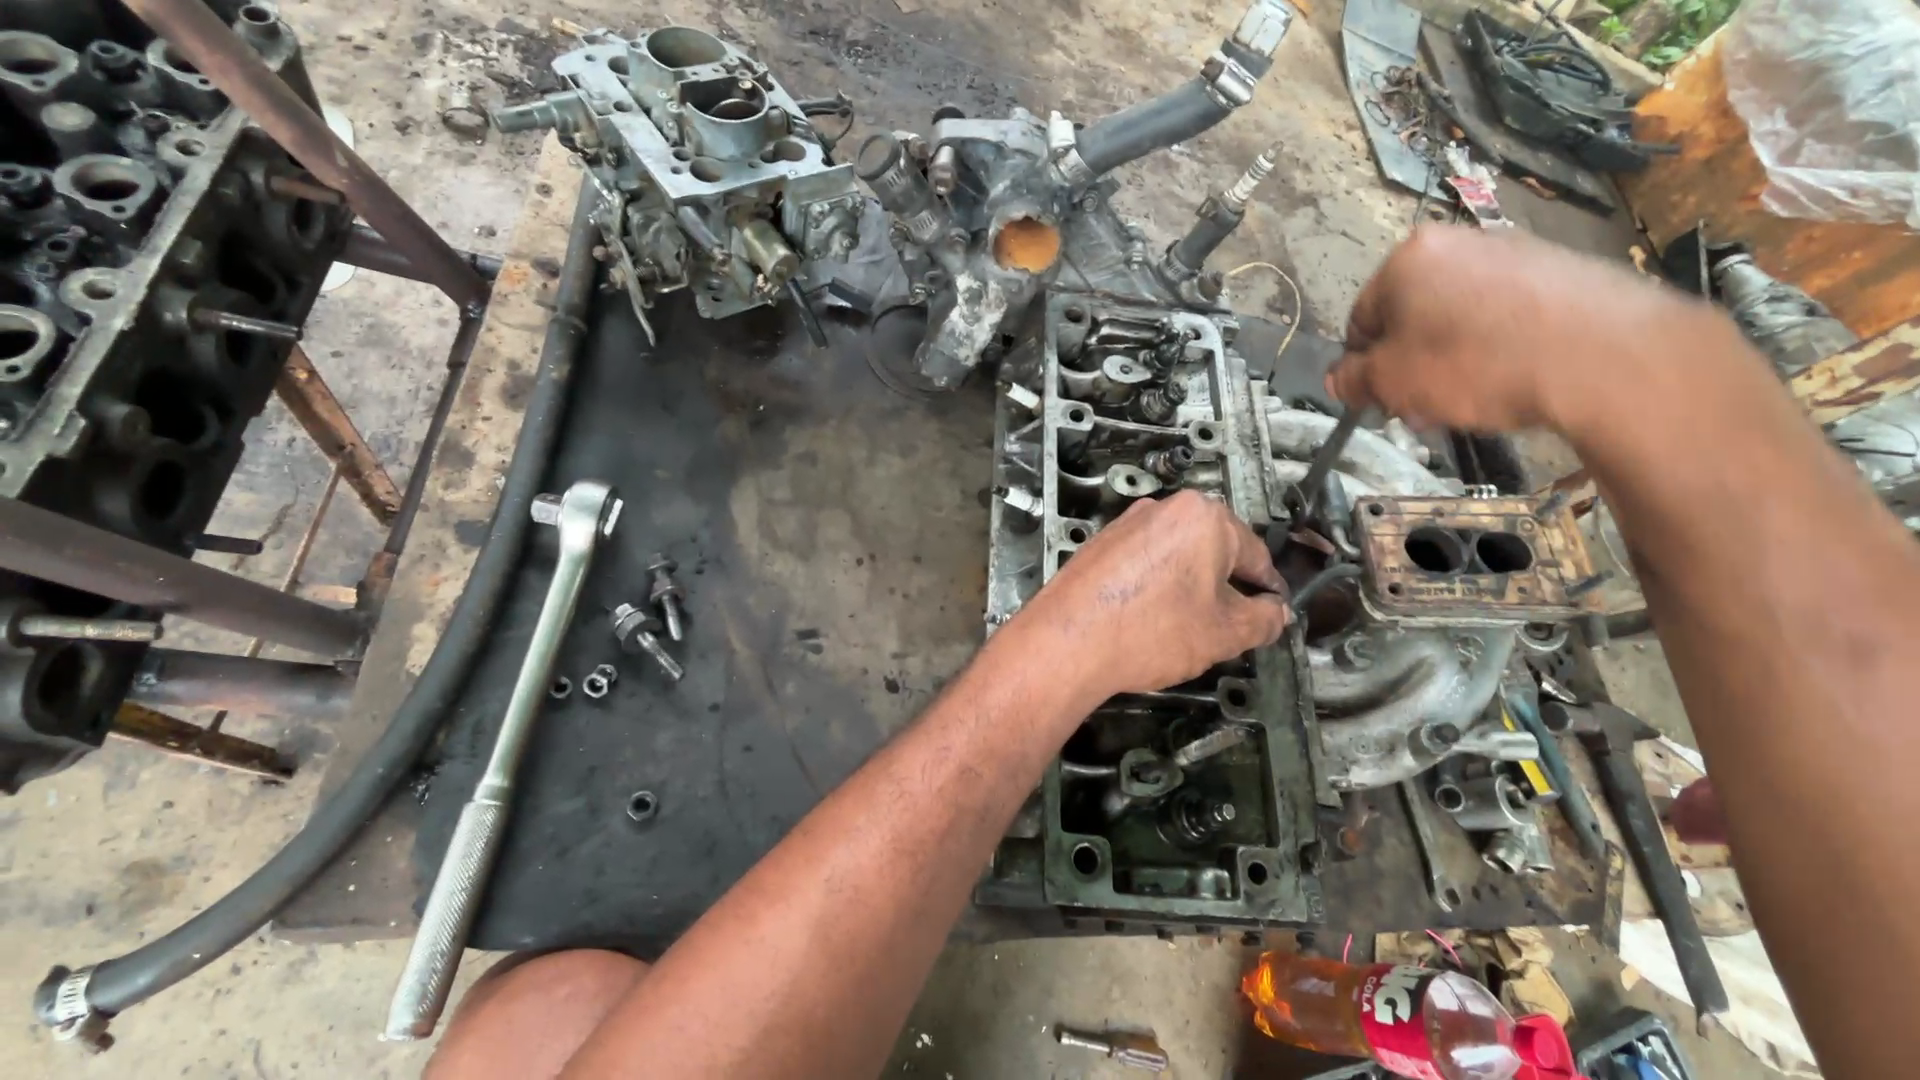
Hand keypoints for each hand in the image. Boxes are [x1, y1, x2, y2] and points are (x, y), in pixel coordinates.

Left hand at [1001, 491, 1290, 704]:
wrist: (1068, 644)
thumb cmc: (1147, 631)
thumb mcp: (1223, 633)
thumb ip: (1262, 620)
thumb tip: (1275, 614)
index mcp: (1204, 518)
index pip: (1255, 555)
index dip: (1268, 590)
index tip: (1272, 611)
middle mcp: (1165, 510)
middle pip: (1214, 551)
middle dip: (1224, 589)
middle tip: (1228, 628)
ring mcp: (1128, 525)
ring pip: (1177, 558)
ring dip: (1188, 589)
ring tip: (1182, 630)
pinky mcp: (1101, 545)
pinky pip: (1144, 564)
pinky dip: (1154, 588)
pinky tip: (1149, 621)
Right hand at [1328, 225, 1713, 434]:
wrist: (1603, 356)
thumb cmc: (1476, 363)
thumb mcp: (1392, 382)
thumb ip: (1352, 380)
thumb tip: (1337, 378)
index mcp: (1407, 259)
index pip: (1360, 320)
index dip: (1366, 368)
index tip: (1383, 400)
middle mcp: (1458, 242)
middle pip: (1411, 316)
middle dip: (1411, 365)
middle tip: (1426, 407)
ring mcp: (1514, 253)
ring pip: (1459, 317)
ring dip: (1452, 360)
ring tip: (1473, 399)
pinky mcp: (1561, 271)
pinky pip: (1507, 315)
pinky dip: (1499, 347)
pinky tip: (1514, 379)